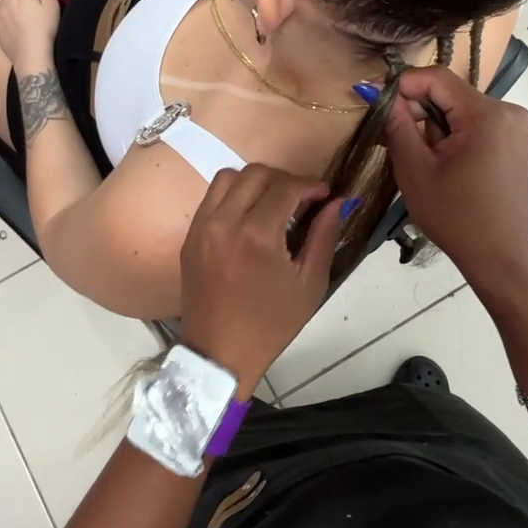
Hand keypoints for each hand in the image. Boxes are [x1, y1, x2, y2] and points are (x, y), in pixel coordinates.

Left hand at [179, 165, 347, 397]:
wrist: (219, 353)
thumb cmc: (271, 325)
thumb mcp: (309, 284)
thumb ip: (323, 236)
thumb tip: (338, 202)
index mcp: (257, 235)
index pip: (286, 187)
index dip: (310, 185)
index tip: (325, 194)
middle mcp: (224, 222)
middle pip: (255, 173)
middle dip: (284, 179)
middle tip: (301, 200)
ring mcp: (201, 227)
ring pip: (228, 178)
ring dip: (255, 183)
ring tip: (273, 204)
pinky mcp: (190, 236)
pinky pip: (212, 199)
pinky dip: (233, 197)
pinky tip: (249, 218)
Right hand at [378, 67, 527, 279]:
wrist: (498, 255)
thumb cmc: (454, 217)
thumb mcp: (415, 170)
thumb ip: (396, 124)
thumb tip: (374, 89)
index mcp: (487, 116)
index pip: (436, 78)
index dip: (401, 85)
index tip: (371, 99)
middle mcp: (508, 110)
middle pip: (448, 93)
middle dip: (416, 111)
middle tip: (389, 138)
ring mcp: (514, 124)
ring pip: (458, 107)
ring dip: (432, 125)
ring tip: (419, 159)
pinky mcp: (513, 136)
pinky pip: (472, 120)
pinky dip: (450, 133)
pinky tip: (439, 160)